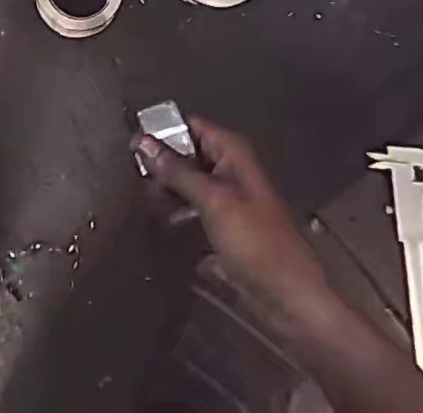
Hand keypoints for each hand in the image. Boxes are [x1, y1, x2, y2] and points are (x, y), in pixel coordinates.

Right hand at [135, 117, 329, 319]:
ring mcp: (226, 195)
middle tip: (136, 175)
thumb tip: (142, 142)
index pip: (191, 125)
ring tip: (145, 196)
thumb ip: (176, 170)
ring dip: (167, 185)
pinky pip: (192, 202)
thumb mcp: (213, 199)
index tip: (133, 144)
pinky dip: (177, 205)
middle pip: (187, 151)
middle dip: (162, 161)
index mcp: (233, 151)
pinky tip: (161, 214)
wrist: (289, 298)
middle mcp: (229, 166)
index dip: (163, 131)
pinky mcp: (222, 221)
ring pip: (187, 178)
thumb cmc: (256, 241)